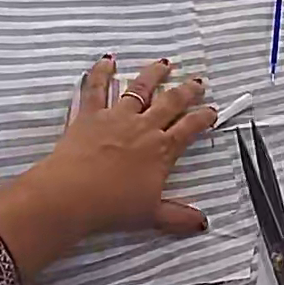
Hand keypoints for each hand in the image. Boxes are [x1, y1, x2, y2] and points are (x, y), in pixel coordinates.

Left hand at [0, 57, 217, 278]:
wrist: (71, 195)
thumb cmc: (113, 206)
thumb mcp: (151, 215)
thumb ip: (178, 217)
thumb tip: (203, 224)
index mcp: (162, 150)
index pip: (190, 128)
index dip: (204, 117)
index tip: (212, 110)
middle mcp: (144, 128)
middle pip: (171, 102)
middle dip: (187, 91)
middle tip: (197, 81)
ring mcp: (117, 117)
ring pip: (140, 88)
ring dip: (154, 74)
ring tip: (164, 63)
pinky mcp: (90, 115)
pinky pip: (97, 88)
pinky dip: (101, 72)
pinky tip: (107, 60)